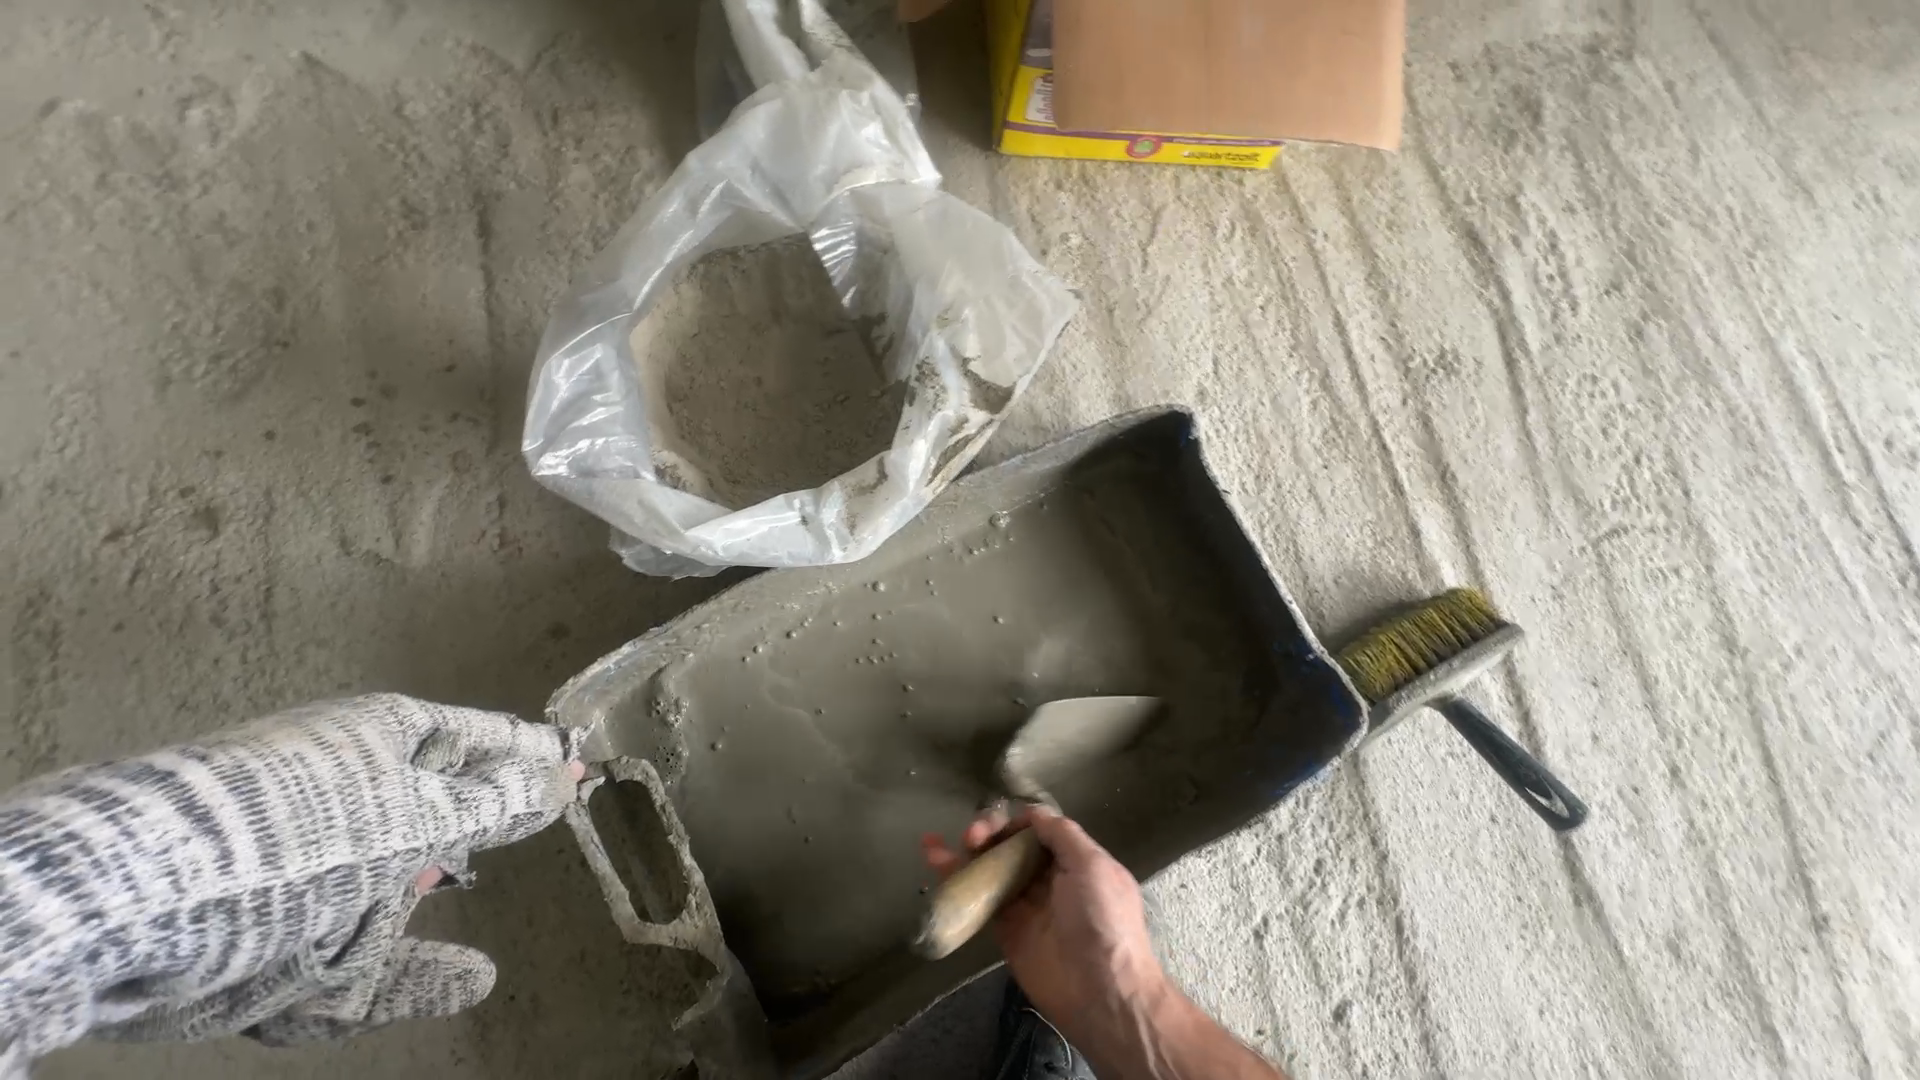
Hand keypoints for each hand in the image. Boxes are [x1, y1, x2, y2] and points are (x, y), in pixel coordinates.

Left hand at [0, 694, 583, 1066]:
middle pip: (436, 808)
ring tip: (451, 914)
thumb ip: (497, 801)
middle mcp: (350, 796)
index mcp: (386, 741)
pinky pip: (360, 960)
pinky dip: (407, 976)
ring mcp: (308, 867)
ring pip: (393, 886)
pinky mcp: (276, 937)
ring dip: (425, 904)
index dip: (533, 752)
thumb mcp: (417, 813)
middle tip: (529, 827)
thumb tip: (564, 778)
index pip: (483, 738)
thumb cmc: (300, 830)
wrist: (124, 906)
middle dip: (476, 824)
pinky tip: (466, 981)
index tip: (579, 763)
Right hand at [922, 804, 1171, 1056]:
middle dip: (989, 833)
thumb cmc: (1102, 920)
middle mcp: (1048, 878)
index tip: (1002, 826)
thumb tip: (1032, 814)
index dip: (1017, 822)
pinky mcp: (1003, 929)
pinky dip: (954, 878)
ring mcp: (1024, 904)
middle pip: (1011, 845)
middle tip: (973, 836)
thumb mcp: (1093, 866)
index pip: (1039, 830)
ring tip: (938, 845)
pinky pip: (978, 898)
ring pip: (990, 868)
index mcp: (1074, 860)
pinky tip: (933, 857)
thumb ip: (1062, 834)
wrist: (1101, 993)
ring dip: (965, 851)